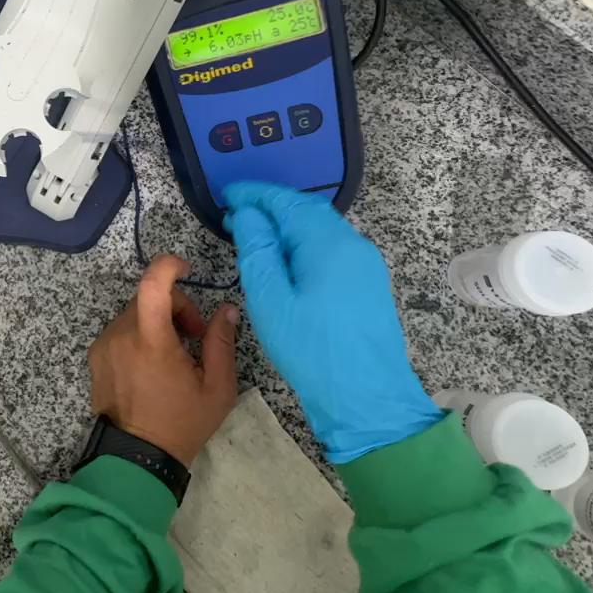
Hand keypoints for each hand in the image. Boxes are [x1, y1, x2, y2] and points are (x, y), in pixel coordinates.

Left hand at [88, 254, 240, 464]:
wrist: (137, 457)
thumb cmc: (182, 423)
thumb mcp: (217, 387)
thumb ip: (221, 342)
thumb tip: (227, 309)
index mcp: (151, 341)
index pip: (152, 284)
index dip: (168, 266)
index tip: (186, 269)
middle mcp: (121, 335)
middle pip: (148, 298)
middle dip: (175, 308)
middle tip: (194, 338)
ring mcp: (104, 344)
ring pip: (135, 313)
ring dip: (157, 322)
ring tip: (174, 356)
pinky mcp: (95, 354)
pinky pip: (121, 330)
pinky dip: (139, 335)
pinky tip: (151, 365)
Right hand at [223, 182, 442, 463]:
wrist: (367, 398)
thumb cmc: (311, 348)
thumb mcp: (270, 297)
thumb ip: (257, 249)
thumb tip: (247, 213)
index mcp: (328, 243)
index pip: (287, 201)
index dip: (254, 194)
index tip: (226, 195)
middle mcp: (352, 245)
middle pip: (307, 210)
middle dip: (269, 206)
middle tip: (235, 215)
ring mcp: (364, 264)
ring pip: (319, 229)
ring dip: (284, 225)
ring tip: (252, 235)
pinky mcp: (365, 283)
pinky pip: (328, 248)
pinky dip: (300, 242)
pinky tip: (281, 259)